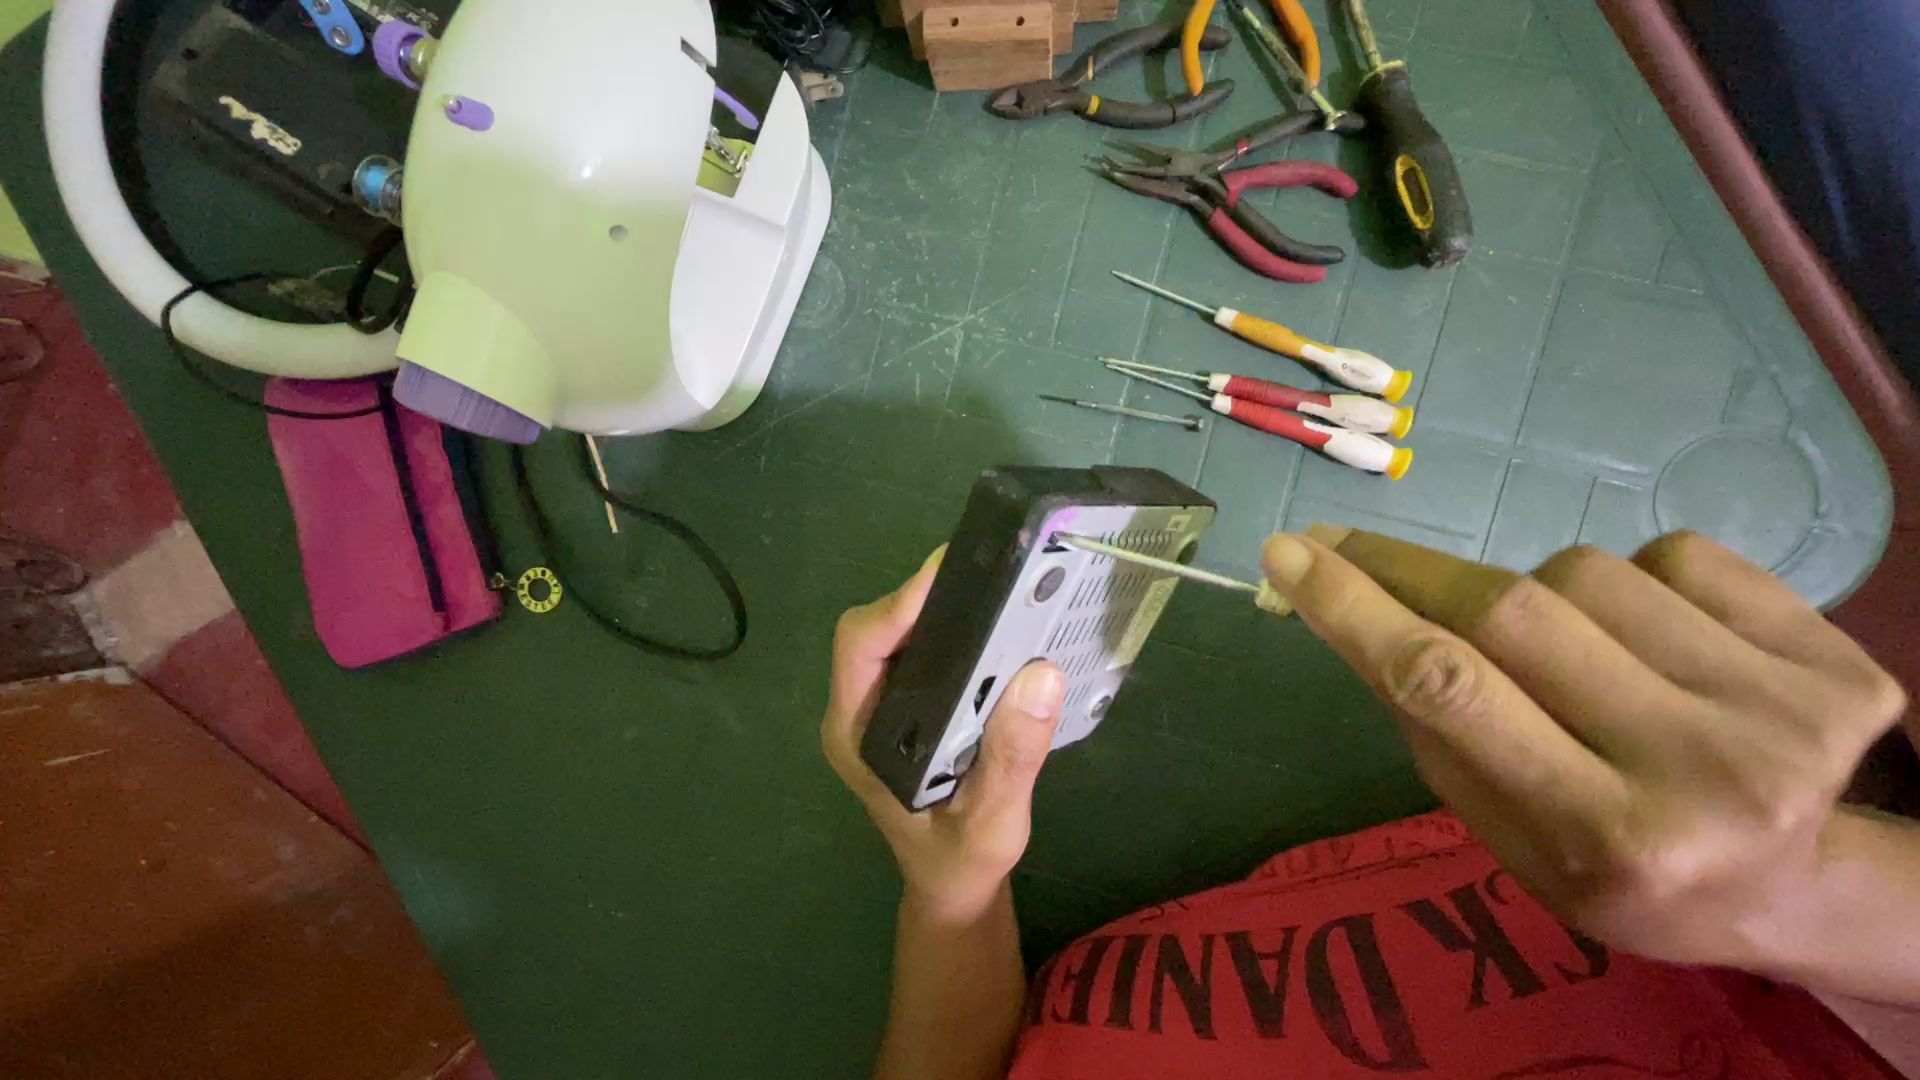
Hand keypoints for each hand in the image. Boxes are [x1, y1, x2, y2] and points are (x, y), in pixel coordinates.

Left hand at [822, 548, 1067, 922]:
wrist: (952, 885)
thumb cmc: (961, 859)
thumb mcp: (993, 819)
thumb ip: (1011, 755)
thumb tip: (1040, 674)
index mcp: (857, 735)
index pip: (860, 647)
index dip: (898, 607)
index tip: (949, 579)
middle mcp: (858, 711)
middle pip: (874, 629)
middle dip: (923, 599)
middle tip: (984, 578)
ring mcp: (879, 706)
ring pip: (896, 634)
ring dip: (938, 610)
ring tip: (991, 593)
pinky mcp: (904, 705)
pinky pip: (918, 651)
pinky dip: (950, 632)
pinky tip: (989, 628)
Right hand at [1260, 526, 1907, 981]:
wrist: (1793, 884)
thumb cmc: (1602, 858)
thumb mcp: (1489, 816)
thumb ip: (1426, 716)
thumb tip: (1347, 602)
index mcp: (1595, 830)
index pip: (1445, 685)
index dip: (1354, 607)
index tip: (1287, 551)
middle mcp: (1697, 772)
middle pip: (1509, 612)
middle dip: (1406, 567)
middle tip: (1345, 545)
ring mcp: (1782, 712)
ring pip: (1586, 573)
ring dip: (1531, 590)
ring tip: (1557, 645)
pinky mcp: (1839, 662)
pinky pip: (1678, 557)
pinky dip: (1629, 580)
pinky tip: (1648, 638)